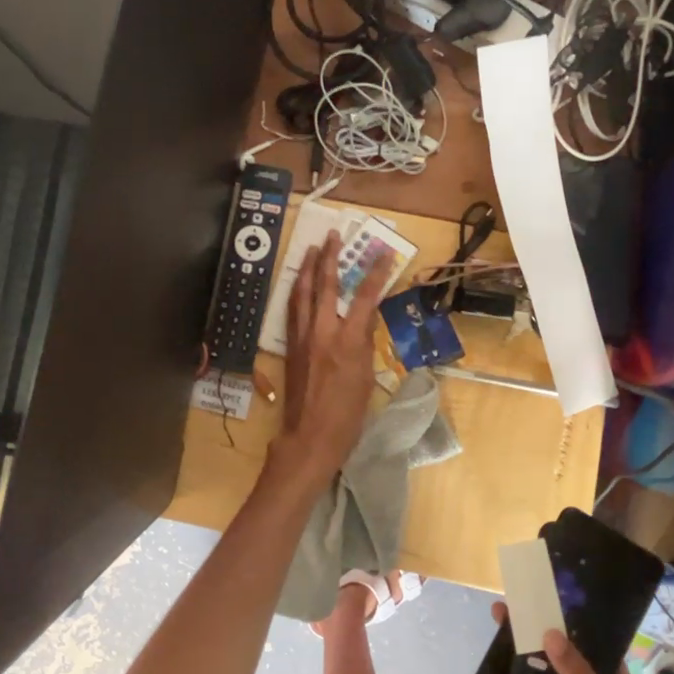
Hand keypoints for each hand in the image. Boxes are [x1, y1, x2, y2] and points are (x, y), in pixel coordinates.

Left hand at [272, 233, 387, 484]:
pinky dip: (297, 291)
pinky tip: (299, 284)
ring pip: (302, 293)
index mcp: (348, 342)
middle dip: (331, 258)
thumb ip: (365, 344)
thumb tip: (365, 320)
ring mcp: (302, 338)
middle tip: (334, 236)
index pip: (365, 297)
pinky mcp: (290, 346)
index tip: (383, 252)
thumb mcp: (367, 377)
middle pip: (325, 285)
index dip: (376, 272)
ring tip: (312, 249)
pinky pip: (292, 309)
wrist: (310, 437)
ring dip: (308, 268)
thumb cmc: (347, 416)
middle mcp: (322, 332)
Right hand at [491, 603, 660, 673]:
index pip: (582, 636)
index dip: (561, 615)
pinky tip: (491, 670)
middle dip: (531, 631)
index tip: (537, 594)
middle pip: (554, 652)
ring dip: (518, 657)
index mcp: (604, 673)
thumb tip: (549, 633)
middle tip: (504, 609)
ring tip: (494, 633)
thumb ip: (580, 673)